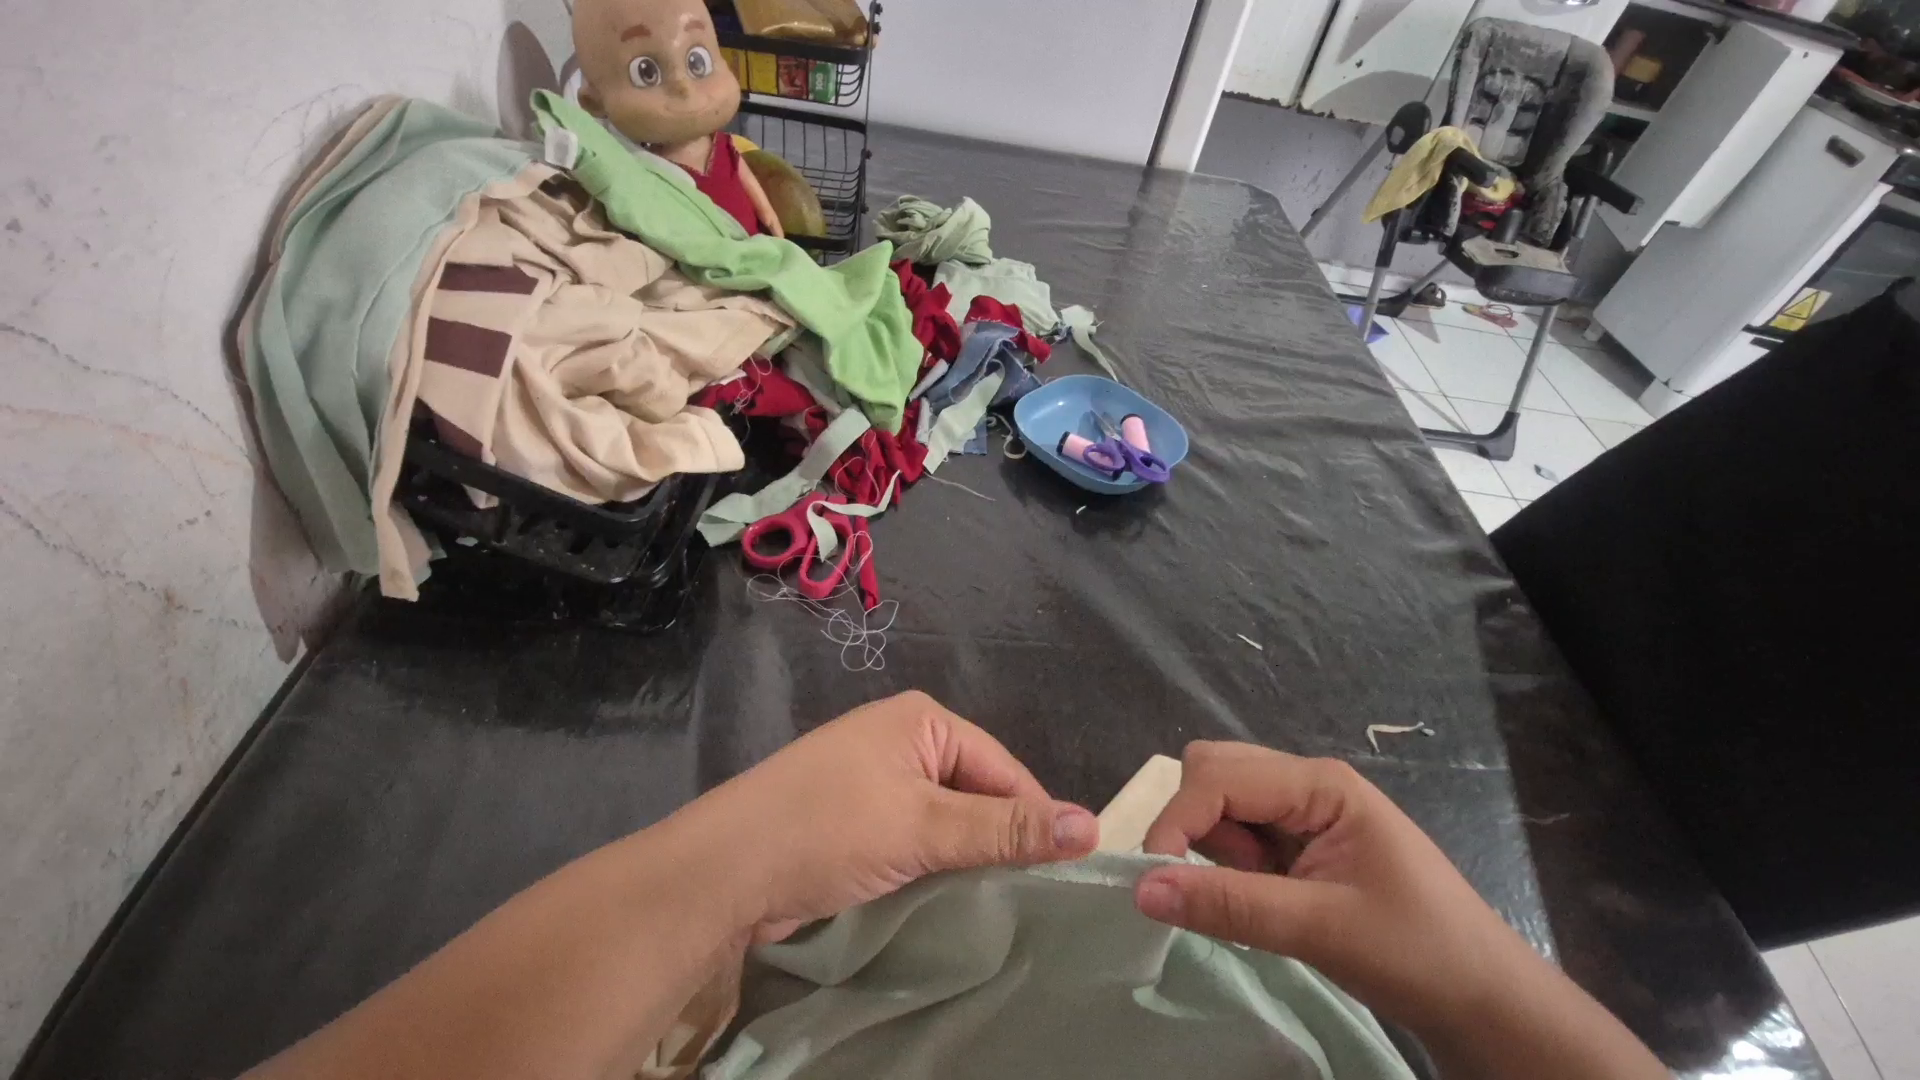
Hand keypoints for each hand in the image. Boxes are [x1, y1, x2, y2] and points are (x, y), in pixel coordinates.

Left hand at [680, 691, 1099, 940]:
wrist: (725, 871)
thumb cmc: (829, 828)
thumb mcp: (923, 825)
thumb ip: (1004, 829)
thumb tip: (1093, 826)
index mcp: (922, 720)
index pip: (1003, 767)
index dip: (1035, 817)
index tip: (1065, 872)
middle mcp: (902, 740)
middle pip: (976, 791)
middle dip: (997, 839)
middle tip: (1028, 895)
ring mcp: (875, 780)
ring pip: (946, 819)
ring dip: (964, 856)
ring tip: (992, 900)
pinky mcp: (857, 818)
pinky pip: (915, 836)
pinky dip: (933, 864)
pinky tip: (946, 896)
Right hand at [1131, 742, 1542, 1037]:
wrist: (1484, 999)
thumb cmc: (1418, 953)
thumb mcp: (1322, 930)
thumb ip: (1229, 904)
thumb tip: (1140, 889)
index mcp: (1319, 783)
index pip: (1217, 777)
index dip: (1177, 821)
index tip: (1155, 881)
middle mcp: (1305, 782)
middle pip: (1213, 770)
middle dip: (1195, 822)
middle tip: (1227, 880)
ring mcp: (1303, 808)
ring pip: (1220, 798)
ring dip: (1213, 843)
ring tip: (1258, 892)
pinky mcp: (1299, 838)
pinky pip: (1237, 829)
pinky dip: (1228, 859)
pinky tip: (1263, 893)